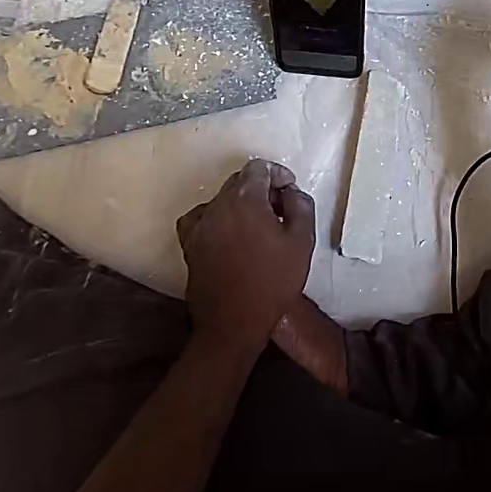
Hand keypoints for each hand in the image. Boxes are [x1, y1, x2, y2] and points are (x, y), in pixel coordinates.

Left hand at [174, 159, 316, 349]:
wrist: (233, 323)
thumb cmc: (272, 284)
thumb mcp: (301, 243)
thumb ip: (301, 207)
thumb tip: (290, 191)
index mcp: (245, 199)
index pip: (259, 168)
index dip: (277, 174)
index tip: (288, 189)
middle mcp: (218, 204)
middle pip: (240, 181)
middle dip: (261, 188)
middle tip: (279, 209)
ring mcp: (200, 222)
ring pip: (222, 199)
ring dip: (240, 204)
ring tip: (258, 226)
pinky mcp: (189, 241)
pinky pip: (203, 217)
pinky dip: (217, 218)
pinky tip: (228, 233)